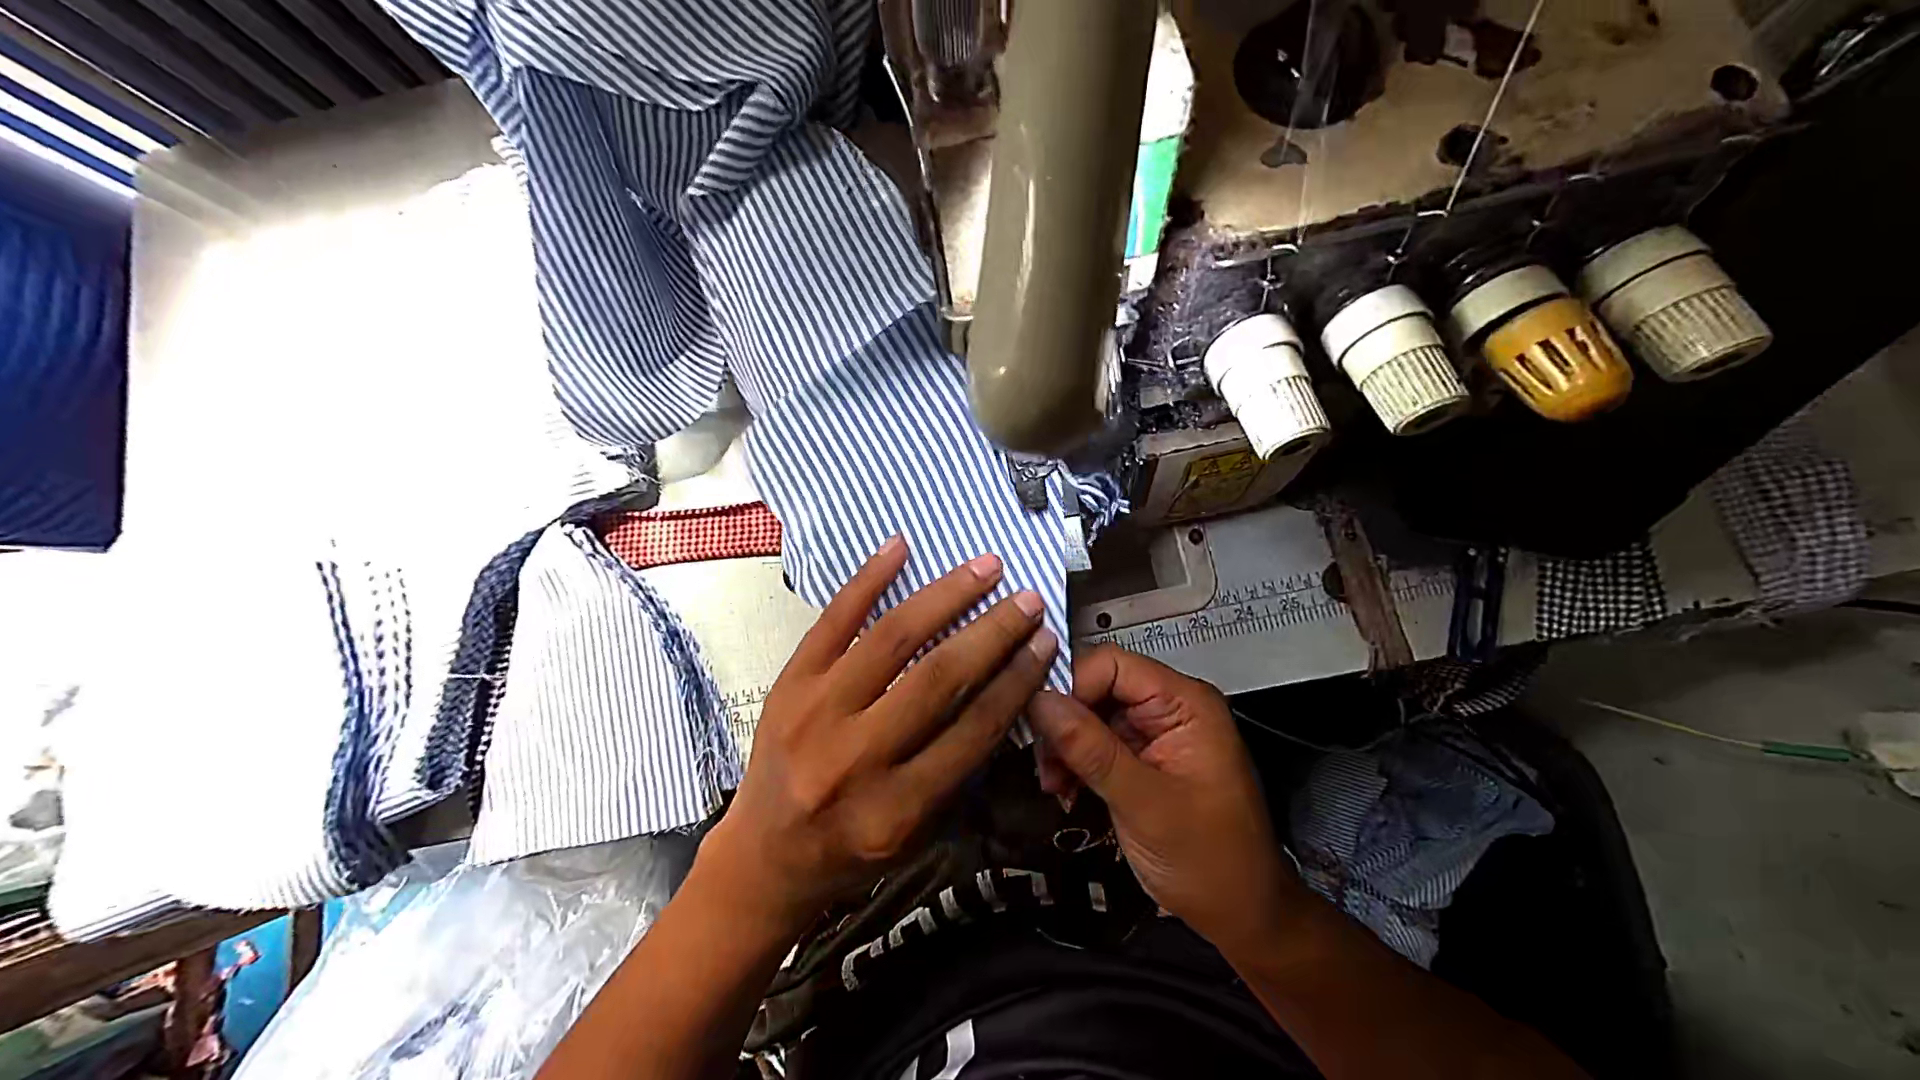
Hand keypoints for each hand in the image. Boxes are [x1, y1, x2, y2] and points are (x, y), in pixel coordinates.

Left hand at [699, 536, 1056, 929]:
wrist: (763, 857)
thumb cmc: (848, 850)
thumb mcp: (915, 833)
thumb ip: (958, 768)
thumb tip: (1003, 689)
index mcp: (895, 808)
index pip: (973, 729)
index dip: (1017, 680)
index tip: (1045, 643)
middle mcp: (854, 758)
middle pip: (939, 678)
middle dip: (993, 632)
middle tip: (1027, 600)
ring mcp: (814, 713)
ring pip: (891, 639)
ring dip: (945, 596)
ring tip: (985, 568)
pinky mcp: (789, 684)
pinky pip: (832, 621)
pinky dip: (867, 580)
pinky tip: (899, 548)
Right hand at [1029, 644, 1305, 955]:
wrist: (1240, 914)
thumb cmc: (1212, 861)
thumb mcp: (1145, 804)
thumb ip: (1091, 749)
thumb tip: (1042, 703)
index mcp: (1185, 704)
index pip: (1112, 665)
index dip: (1071, 686)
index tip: (1040, 721)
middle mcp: (1168, 708)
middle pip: (1096, 687)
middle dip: (1063, 721)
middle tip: (1042, 759)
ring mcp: (1153, 732)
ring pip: (1088, 714)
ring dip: (1064, 746)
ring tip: (1054, 782)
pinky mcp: (1139, 757)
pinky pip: (1093, 742)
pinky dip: (1073, 762)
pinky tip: (1065, 788)